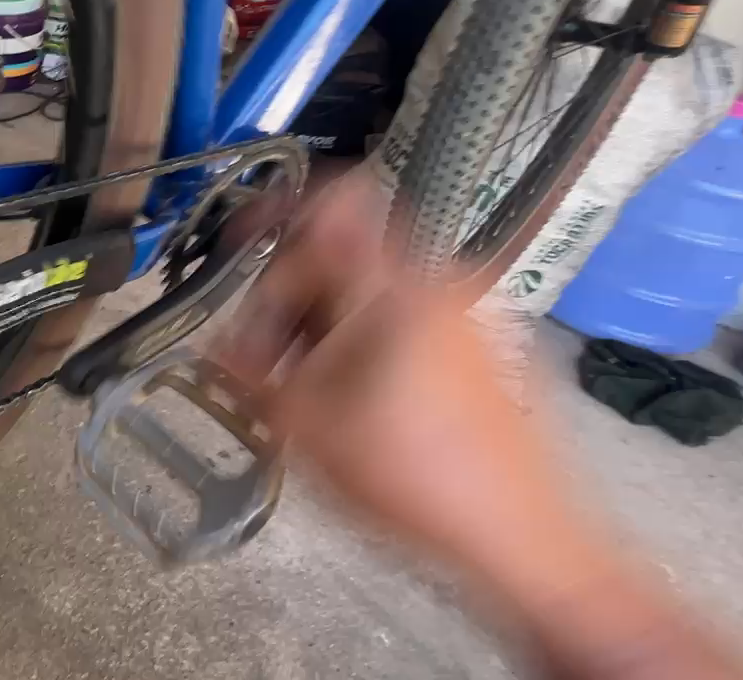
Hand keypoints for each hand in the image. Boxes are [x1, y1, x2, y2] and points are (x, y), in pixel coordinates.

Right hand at [214, 178, 572, 578]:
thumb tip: (213, 345)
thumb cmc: (407, 472)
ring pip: (366, 286)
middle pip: (337, 252)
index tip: (238, 240)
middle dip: (287, 291)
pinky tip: (347, 389)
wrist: (529, 543)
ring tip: (299, 377)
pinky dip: (359, 331)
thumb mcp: (301, 418)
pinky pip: (402, 311)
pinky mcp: (484, 345)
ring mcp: (467, 313)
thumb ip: (244, 367)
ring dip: (319, 317)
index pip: (330, 200)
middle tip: (261, 346)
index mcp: (391, 284)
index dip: (274, 206)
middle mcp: (435, 282)